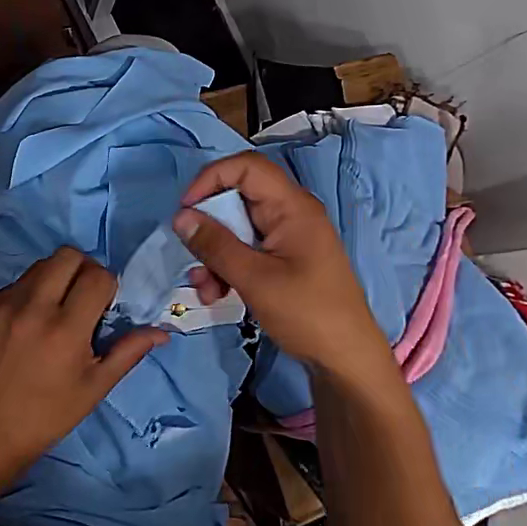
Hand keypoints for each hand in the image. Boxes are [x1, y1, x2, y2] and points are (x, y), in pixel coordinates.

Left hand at [0, 247, 166, 520]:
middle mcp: (32, 309)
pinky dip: (28, 295)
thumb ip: (128, 351)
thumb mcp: (95, 387)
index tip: (104, 306)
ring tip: (54, 311)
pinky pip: (13, 286)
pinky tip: (26, 326)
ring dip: (55, 279)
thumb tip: (162, 332)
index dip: (108, 286)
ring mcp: (2, 307)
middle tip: (83, 296)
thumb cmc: (49, 415)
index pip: (98, 277)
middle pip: (67, 256)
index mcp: (65, 331)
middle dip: (84, 269)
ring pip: (39, 266)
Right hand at [174, 153, 392, 381]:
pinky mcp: (282, 259)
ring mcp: (286, 237)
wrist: (346, 359)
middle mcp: (289, 214)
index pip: (246, 167)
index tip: (186, 209)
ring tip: (206, 290)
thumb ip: (215, 245)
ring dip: (213, 255)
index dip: (211, 179)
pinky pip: (244, 250)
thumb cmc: (307, 314)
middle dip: (208, 228)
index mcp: (292, 207)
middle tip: (192, 259)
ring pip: (235, 228)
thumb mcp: (254, 279)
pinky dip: (226, 268)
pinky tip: (217, 294)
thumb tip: (180, 217)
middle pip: (236, 199)